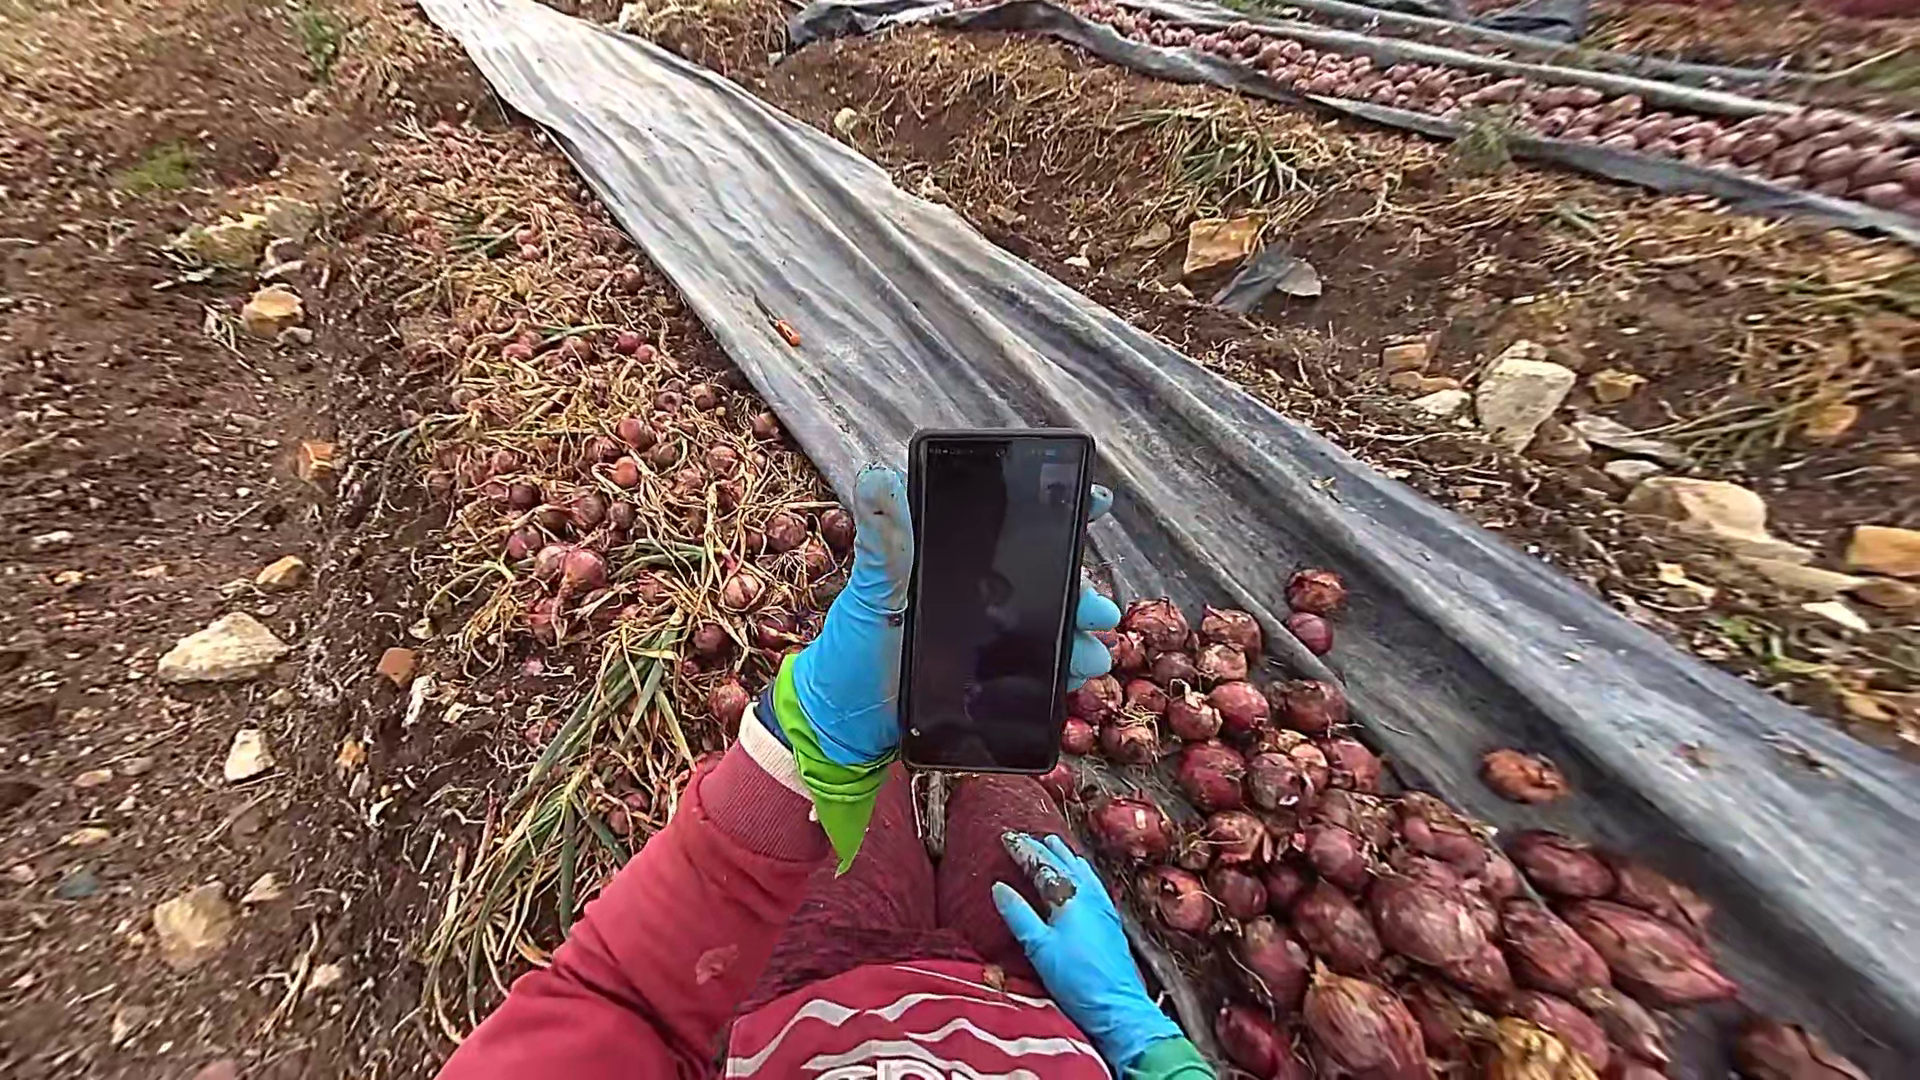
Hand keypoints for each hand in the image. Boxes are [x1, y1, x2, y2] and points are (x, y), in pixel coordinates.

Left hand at [782, 465, 1119, 765]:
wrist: (849, 720)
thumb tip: (878, 474)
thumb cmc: (853, 647)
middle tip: (1094, 608)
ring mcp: (989, 633)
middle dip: (1079, 588)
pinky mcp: (994, 675)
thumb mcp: (871, 589)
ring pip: (1049, 623)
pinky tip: (1076, 674)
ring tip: (1090, 649)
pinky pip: (1040, 669)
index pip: (1009, 525)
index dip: (1054, 510)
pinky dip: (1064, 670)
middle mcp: (978, 591)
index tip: (1092, 502)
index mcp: (951, 559)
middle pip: (1043, 577)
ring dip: (1078, 633)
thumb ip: (882, 539)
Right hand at [992, 834, 1183, 1070]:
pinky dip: (1080, 866)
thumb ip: (1019, 914)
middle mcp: (1086, 891)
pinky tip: (1080, 869)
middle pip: (1059, 861)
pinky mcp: (1109, 915)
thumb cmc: (1076, 979)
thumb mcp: (1039, 948)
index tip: (1006, 838)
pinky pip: (1091, 878)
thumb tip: (999, 886)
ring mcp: (1100, 902)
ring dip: (1062, 853)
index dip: (1022, 850)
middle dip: (1039, 847)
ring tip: (1050, 842)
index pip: (1040, 864)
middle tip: (1022, 836)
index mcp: (1067, 895)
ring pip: (1078, 866)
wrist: (1119, 1008)